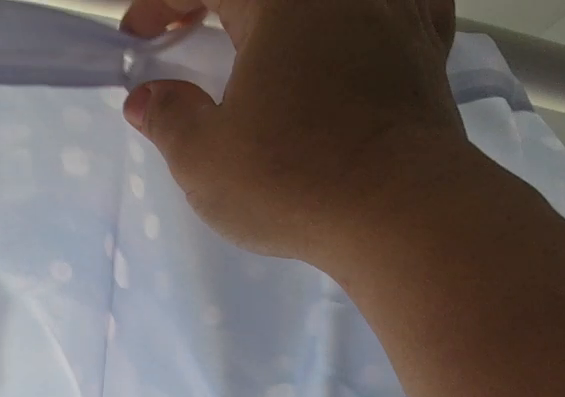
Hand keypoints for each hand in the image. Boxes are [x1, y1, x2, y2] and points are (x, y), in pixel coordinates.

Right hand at [120, 0, 476, 271]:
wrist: (395, 207)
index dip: (164, 2)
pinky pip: (398, 5)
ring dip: (284, 17)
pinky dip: (362, 16)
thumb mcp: (201, 156)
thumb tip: (147, 94)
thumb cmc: (285, 177)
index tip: (136, 36)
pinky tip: (353, 28)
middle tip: (186, 31)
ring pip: (327, 3)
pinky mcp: (427, 47)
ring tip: (259, 43)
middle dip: (217, 6)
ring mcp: (396, 12)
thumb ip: (168, 116)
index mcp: (282, 6)